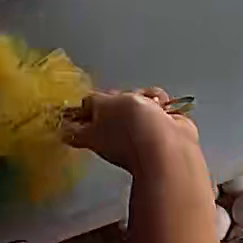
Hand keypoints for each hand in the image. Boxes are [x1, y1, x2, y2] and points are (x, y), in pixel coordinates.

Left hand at [62, 88, 200, 172]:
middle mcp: (114, 135)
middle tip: (125, 98)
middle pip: (108, 107)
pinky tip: (163, 105)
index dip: (73, 115)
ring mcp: (138, 131)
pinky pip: (157, 107)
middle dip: (118, 96)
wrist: (170, 146)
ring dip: (144, 96)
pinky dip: (161, 102)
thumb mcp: (104, 105)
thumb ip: (93, 100)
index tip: (77, 103)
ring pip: (135, 103)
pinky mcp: (161, 127)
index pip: (73, 128)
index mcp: (92, 134)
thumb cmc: (133, 129)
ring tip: (151, 102)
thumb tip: (89, 102)